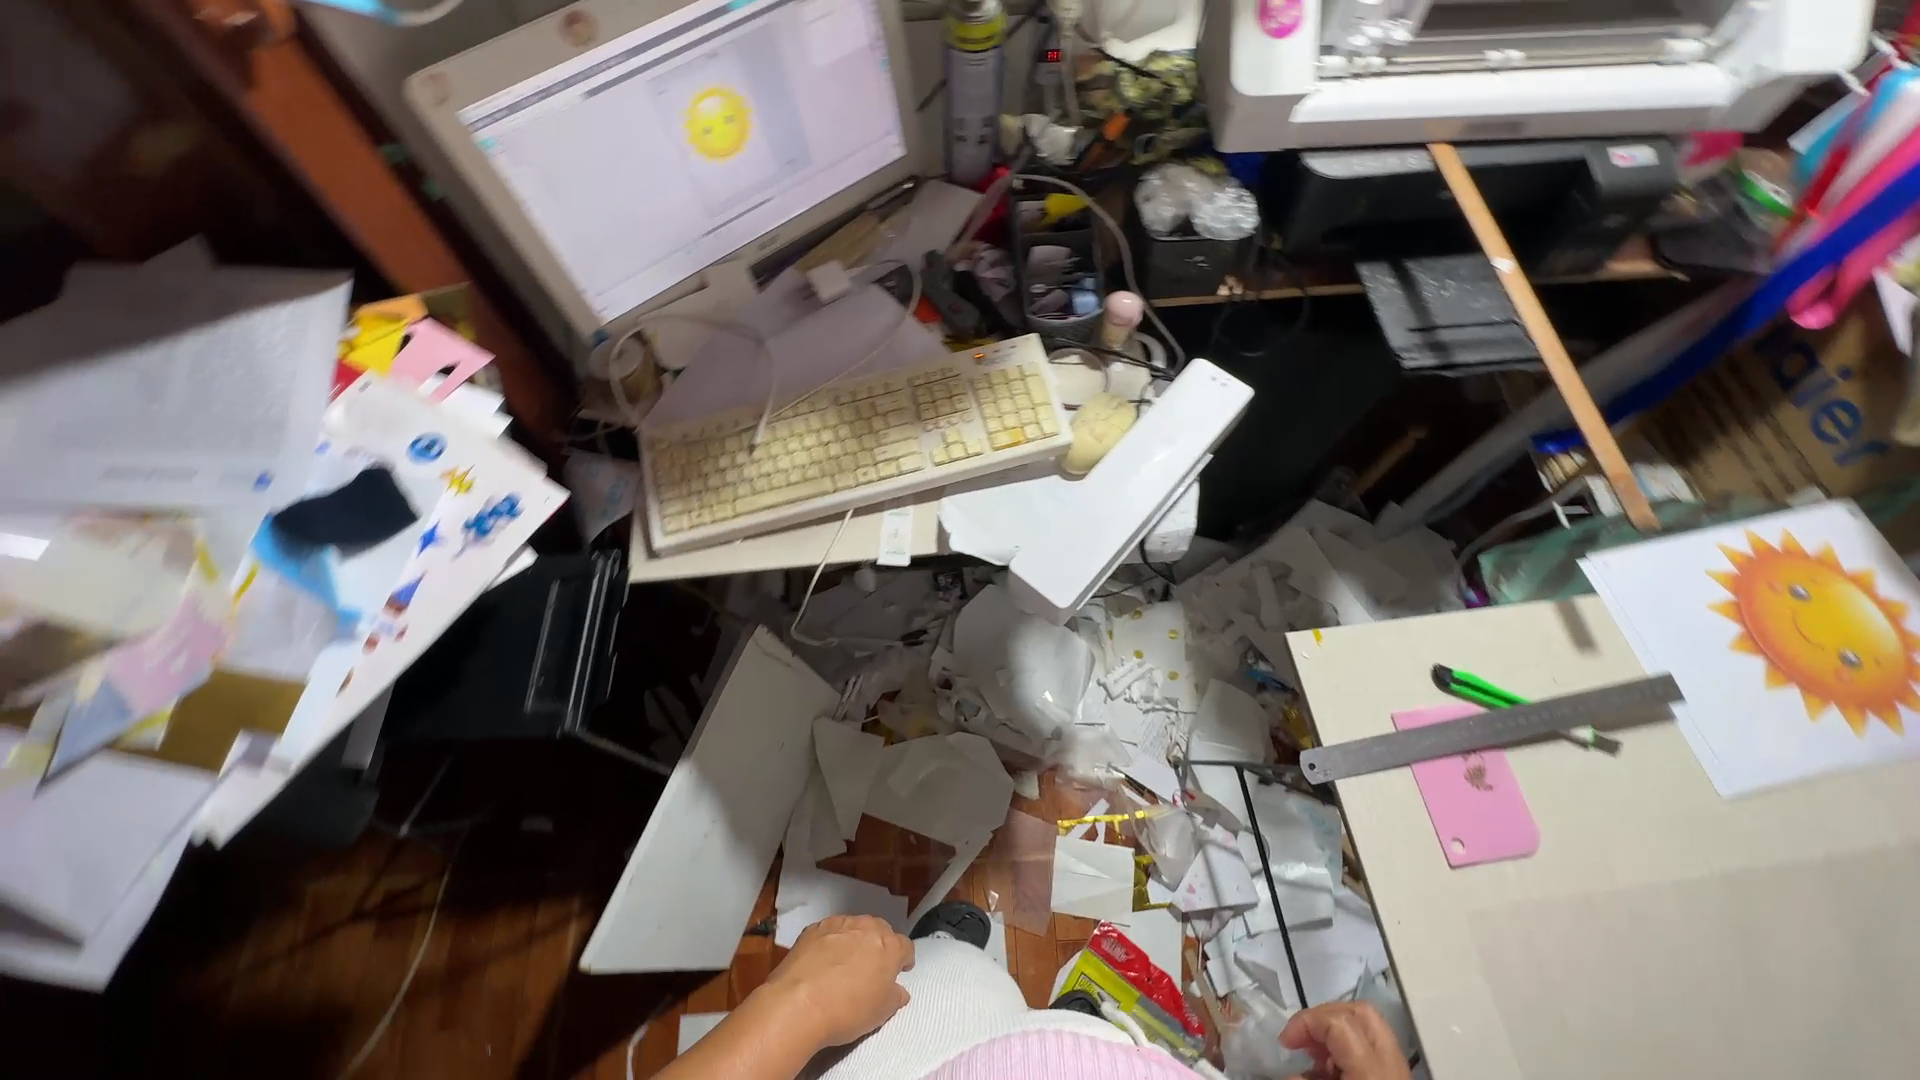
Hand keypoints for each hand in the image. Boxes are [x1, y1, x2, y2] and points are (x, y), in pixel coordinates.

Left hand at [761, 916, 914, 1049]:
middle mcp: (867, 927)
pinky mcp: (815, 928)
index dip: (903, 960)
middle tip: (871, 968)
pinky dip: (830, 942)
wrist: (799, 1004)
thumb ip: (895, 997)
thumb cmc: (848, 1010)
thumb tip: (899, 991)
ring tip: (844, 964)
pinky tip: (822, 961)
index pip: (905, 947)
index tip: (899, 971)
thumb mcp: (880, 1013)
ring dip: (854, 941)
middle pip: (880, 931)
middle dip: (879, 946)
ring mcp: (840, 924)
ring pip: (854, 927)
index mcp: (889, 946)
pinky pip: (830, 931)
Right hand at [1280, 1002, 1409, 1079]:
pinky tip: (1332, 1068)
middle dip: (1324, 1015)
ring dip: (1336, 1030)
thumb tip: (1287, 1073)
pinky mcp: (1399, 1076)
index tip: (1285, 1043)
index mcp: (1373, 1069)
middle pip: (1359, 1011)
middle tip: (1303, 1037)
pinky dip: (1350, 1048)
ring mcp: (1400, 1068)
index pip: (1337, 1021)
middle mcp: (1391, 1061)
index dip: (1305, 1022)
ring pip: (1370, 1025)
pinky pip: (1375, 1047)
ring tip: (1315, 1054)